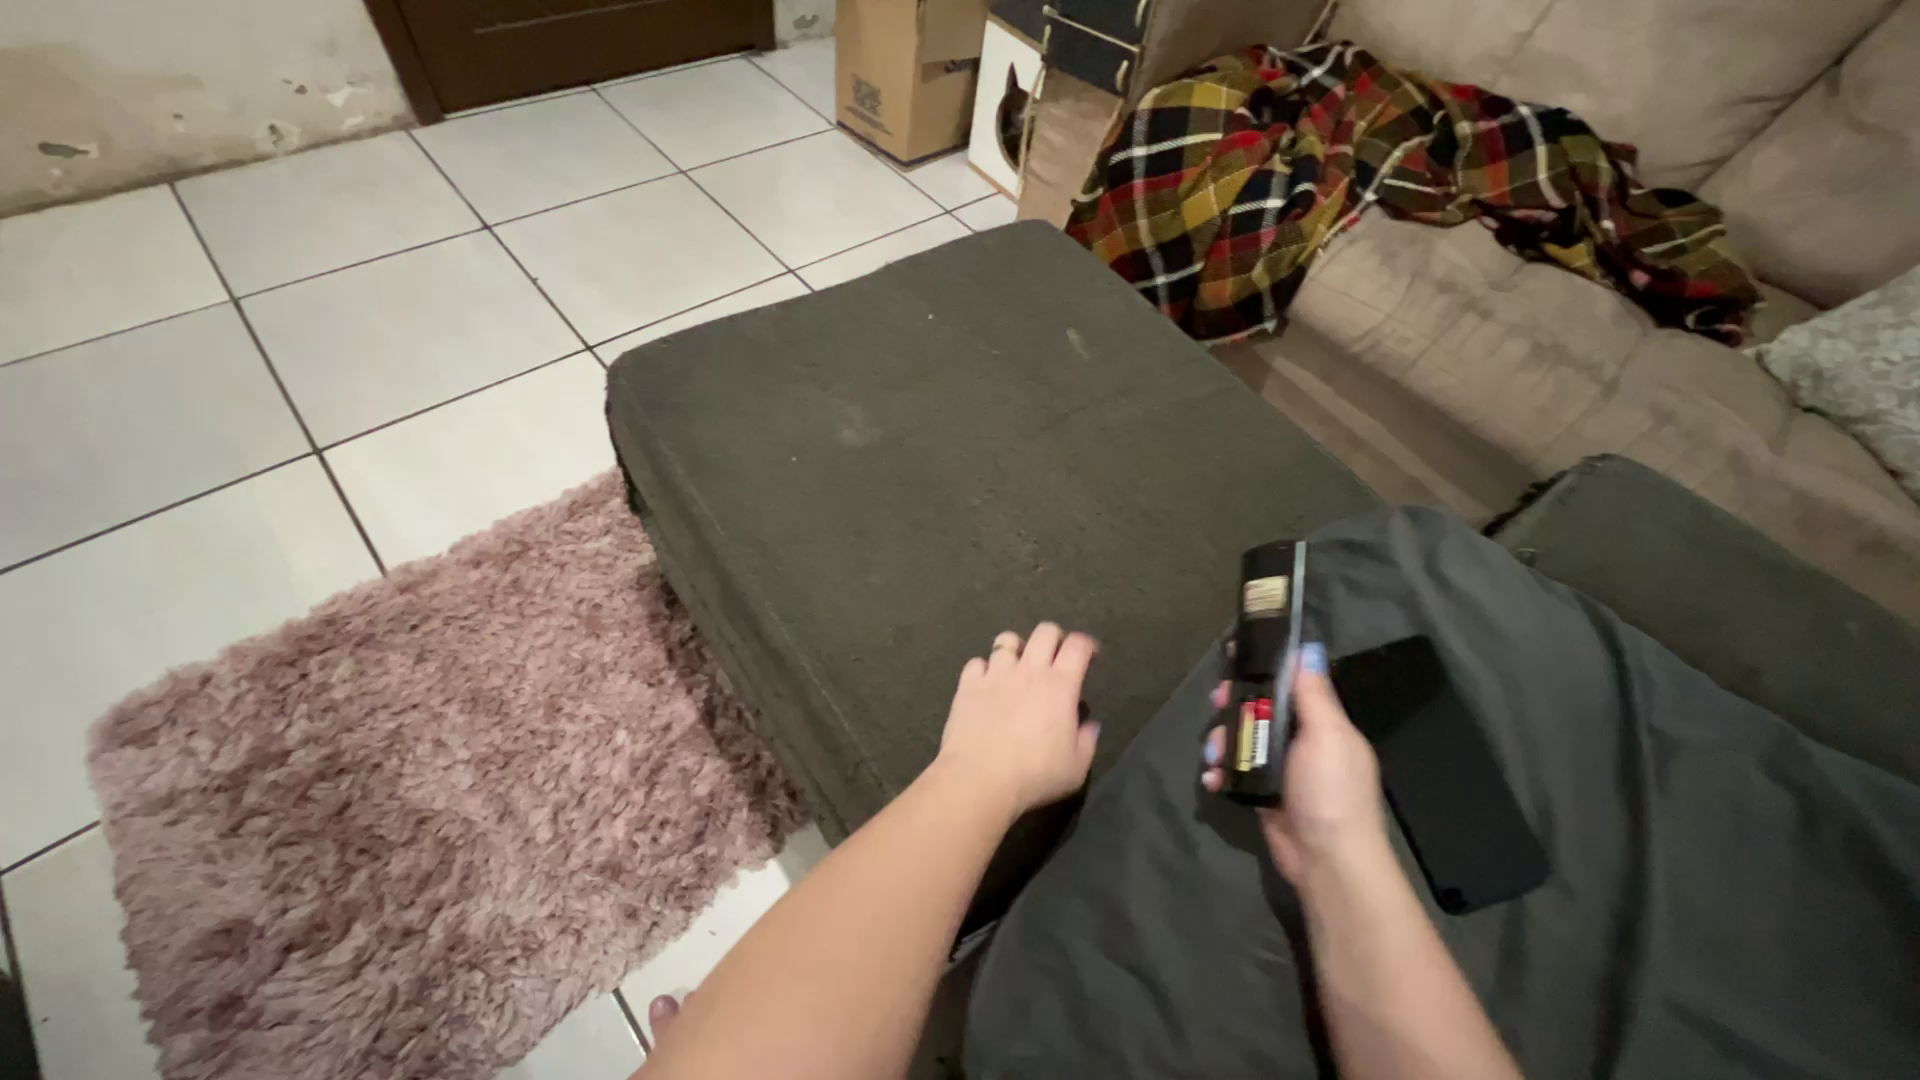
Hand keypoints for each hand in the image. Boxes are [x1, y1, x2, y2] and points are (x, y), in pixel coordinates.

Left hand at [934, 622, 1100, 818]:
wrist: (980, 779)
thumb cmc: (1035, 774)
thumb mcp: (1076, 767)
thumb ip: (1087, 740)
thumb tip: (1090, 724)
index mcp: (1060, 685)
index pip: (1078, 645)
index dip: (1087, 645)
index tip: (1091, 656)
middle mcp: (1029, 670)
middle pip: (1044, 632)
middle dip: (1055, 638)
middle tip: (1056, 657)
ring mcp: (995, 674)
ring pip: (1007, 640)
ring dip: (1017, 648)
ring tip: (1018, 666)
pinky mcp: (968, 685)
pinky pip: (976, 663)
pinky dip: (983, 669)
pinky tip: (986, 684)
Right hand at [1201, 643, 1385, 883]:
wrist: (1327, 860)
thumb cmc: (1331, 792)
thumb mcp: (1327, 735)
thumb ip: (1313, 693)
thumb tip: (1309, 648)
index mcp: (1323, 723)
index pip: (1291, 683)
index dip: (1264, 667)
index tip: (1236, 654)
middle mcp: (1301, 741)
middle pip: (1259, 708)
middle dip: (1234, 703)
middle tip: (1217, 702)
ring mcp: (1280, 768)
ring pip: (1241, 738)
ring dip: (1221, 741)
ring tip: (1213, 754)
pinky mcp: (1261, 793)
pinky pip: (1234, 771)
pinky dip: (1219, 772)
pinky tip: (1212, 779)